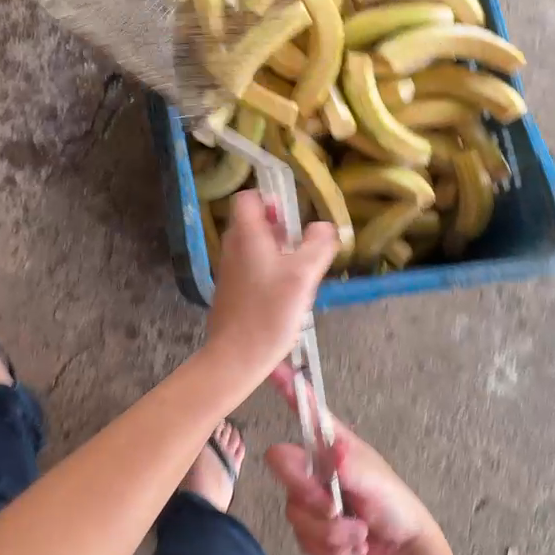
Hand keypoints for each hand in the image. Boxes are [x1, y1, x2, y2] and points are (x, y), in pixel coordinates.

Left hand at [204, 190, 338, 380]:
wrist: (236, 356)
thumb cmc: (269, 312)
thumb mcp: (303, 276)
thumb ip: (318, 245)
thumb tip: (325, 226)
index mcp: (246, 235)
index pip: (247, 198)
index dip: (268, 199)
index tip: (290, 216)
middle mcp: (232, 247)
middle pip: (253, 223)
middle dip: (279, 229)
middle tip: (301, 247)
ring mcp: (229, 270)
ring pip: (254, 247)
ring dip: (277, 253)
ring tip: (298, 274)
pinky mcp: (231, 291)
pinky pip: (251, 269)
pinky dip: (269, 272)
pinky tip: (286, 296)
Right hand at [263, 364, 438, 554]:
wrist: (403, 552)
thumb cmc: (393, 502)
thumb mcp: (373, 478)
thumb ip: (341, 464)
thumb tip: (311, 450)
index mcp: (330, 442)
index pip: (303, 406)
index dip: (285, 385)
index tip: (268, 364)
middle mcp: (314, 464)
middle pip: (284, 467)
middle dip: (310, 496)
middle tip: (336, 508)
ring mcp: (309, 496)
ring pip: (294, 512)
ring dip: (330, 533)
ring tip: (358, 533)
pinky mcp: (310, 527)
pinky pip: (302, 539)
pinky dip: (330, 550)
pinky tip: (353, 548)